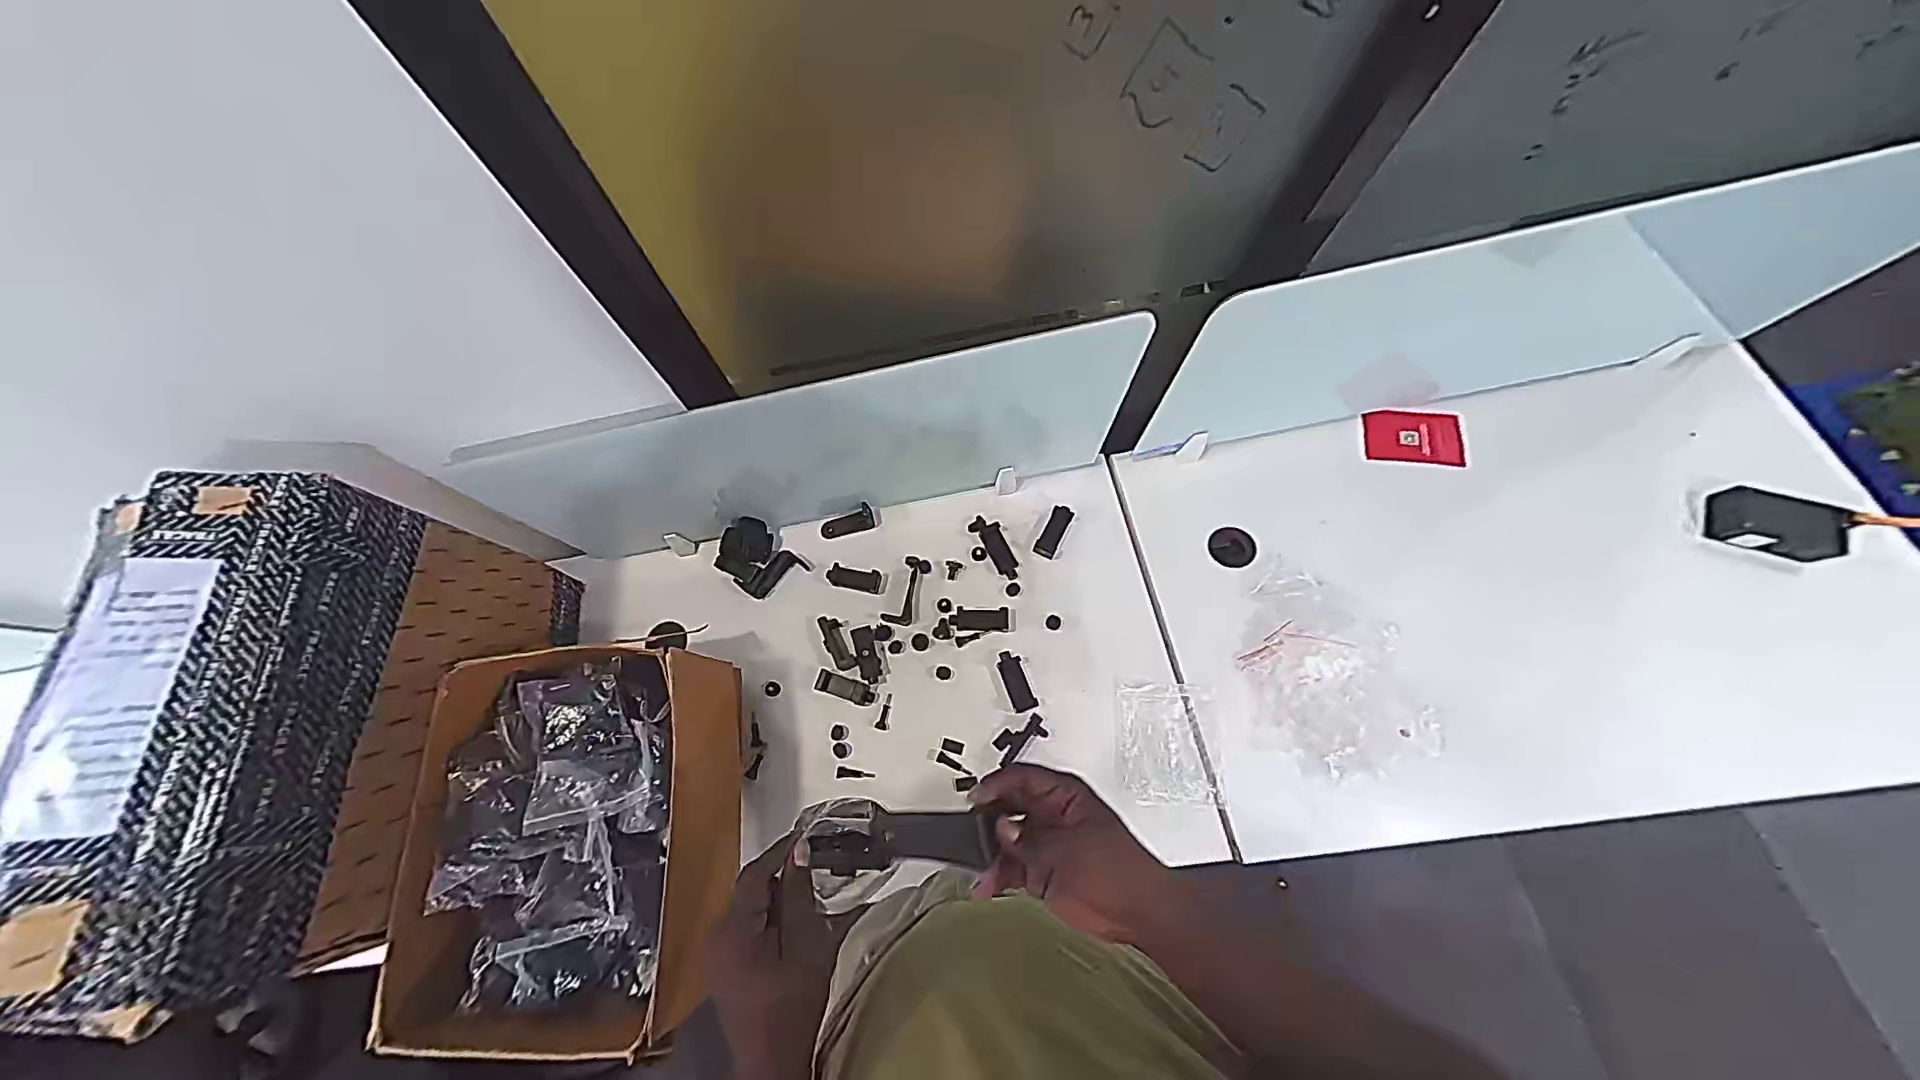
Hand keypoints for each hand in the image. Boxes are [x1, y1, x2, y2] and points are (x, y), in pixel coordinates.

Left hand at [704, 833, 837, 1079]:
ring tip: (807, 896)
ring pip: (750, 907)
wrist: (772, 1063)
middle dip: (781, 876)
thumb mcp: (806, 944)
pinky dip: (769, 918)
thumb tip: (798, 851)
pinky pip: (746, 926)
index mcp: (733, 930)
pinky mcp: (722, 967)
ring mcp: (716, 954)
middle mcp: (716, 937)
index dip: (781, 851)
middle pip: (750, 889)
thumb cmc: (792, 1006)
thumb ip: (799, 895)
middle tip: (813, 868)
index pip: (755, 873)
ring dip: (777, 898)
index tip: (804, 835)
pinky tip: (791, 925)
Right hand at [968, 764, 1184, 945]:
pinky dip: (1004, 874)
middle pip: (1013, 807)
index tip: (976, 797)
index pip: (1022, 778)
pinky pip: (1020, 864)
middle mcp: (1058, 814)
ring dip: (995, 855)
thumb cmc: (1121, 875)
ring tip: (981, 872)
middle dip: (990, 823)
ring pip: (1013, 840)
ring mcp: (1055, 841)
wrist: (1144, 916)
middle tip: (972, 834)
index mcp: (1066, 796)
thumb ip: (1027, 841)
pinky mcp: (1053, 868)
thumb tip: (1002, 829)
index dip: (996, 784)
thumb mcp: (1062, 854)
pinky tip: (992, 885)